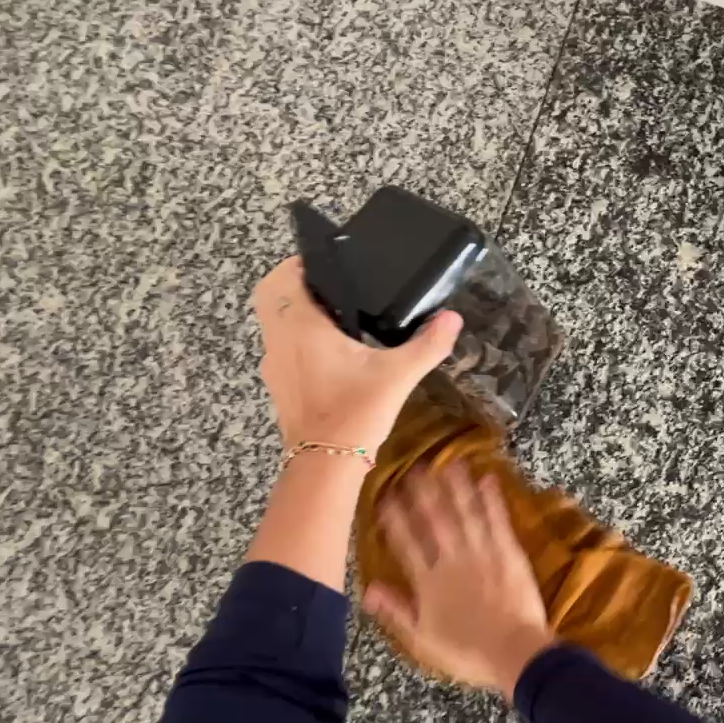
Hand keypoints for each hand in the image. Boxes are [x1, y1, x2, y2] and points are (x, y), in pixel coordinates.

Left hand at [251, 256, 461, 456]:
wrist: (325, 462)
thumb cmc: (356, 412)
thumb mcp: (398, 374)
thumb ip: (427, 344)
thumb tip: (452, 319)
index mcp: (301, 326)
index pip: (286, 276)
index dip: (301, 262)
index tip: (327, 260)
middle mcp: (279, 339)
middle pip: (271, 295)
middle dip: (293, 283)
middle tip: (329, 284)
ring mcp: (275, 364)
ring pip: (274, 322)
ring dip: (294, 311)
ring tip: (336, 315)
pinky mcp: (280, 384)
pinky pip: (282, 347)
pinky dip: (297, 338)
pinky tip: (331, 352)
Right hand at [362, 465, 556, 698]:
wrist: (514, 651)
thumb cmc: (467, 651)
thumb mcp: (422, 639)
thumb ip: (395, 610)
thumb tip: (368, 588)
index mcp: (429, 582)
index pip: (406, 544)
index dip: (395, 520)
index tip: (386, 498)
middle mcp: (452, 559)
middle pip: (434, 520)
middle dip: (423, 493)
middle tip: (414, 468)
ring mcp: (482, 552)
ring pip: (465, 512)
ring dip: (456, 486)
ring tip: (448, 462)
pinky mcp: (509, 551)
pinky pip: (497, 519)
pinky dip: (491, 498)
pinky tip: (487, 478)